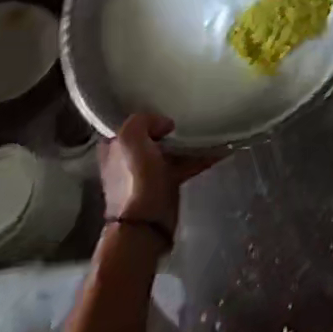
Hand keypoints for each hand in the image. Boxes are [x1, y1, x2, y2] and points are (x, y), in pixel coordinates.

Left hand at [98, 112, 216, 236]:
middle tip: (188, 115)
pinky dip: (200, 157)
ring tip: (209, 129)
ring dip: (187, 142)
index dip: (142, 115)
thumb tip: (166, 125)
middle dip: (167, 127)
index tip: (163, 106)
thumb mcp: (130, 139)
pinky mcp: (166, 186)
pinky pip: (186, 164)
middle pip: (149, 136)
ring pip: (169, 150)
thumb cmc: (135, 180)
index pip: (125, 125)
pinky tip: (219, 149)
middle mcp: (127, 161)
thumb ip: (142, 121)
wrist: (147, 225)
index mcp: (113, 150)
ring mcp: (147, 175)